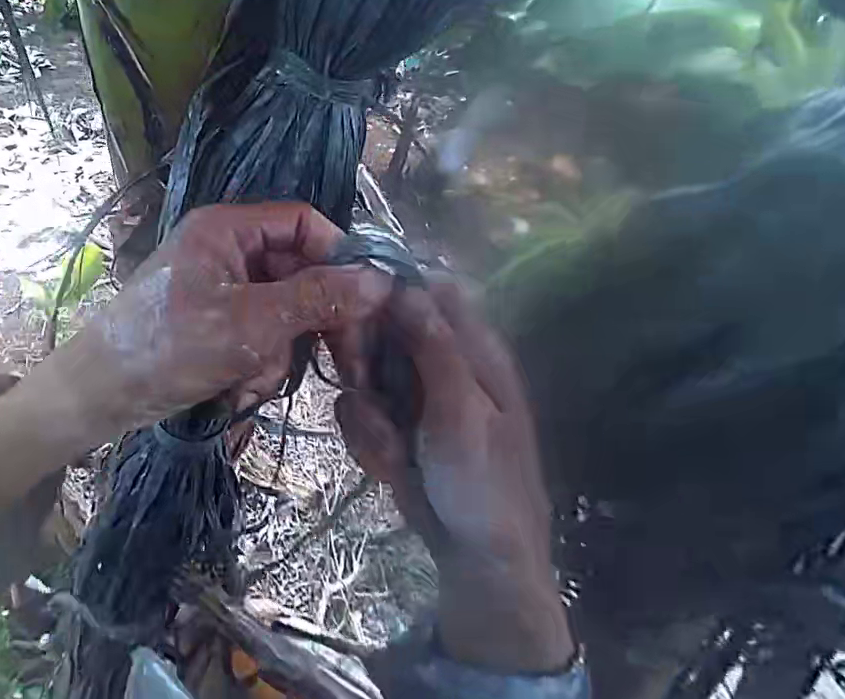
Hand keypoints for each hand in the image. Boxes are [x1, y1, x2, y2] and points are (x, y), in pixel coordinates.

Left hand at [0, 203, 391, 501]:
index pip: (303, 222)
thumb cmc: (168, 347)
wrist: (99, 397)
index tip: (365, 298)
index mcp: (229, 228)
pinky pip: (262, 333)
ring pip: (285, 310)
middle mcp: (229, 249)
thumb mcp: (250, 324)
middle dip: (310, 320)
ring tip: (251, 380)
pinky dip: (259, 363)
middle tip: (343, 361)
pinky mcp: (219, 321)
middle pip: (299, 270)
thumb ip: (317, 299)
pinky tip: (237, 389)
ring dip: (279, 351)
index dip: (338, 254)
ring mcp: (223, 287)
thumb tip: (381, 281)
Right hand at [332, 277, 572, 672]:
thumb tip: (404, 283)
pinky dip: (370, 440)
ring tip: (394, 452)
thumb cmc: (484, 481)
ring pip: (365, 374)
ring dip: (369, 415)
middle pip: (384, 329)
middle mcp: (442, 360)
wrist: (480, 561)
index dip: (389, 294)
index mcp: (473, 346)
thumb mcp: (461, 410)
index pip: (425, 288)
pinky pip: (362, 413)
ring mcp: (416, 393)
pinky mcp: (397, 423)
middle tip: (373, 401)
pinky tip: (392, 467)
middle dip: (367, 365)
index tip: (360, 317)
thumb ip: (434, 345)